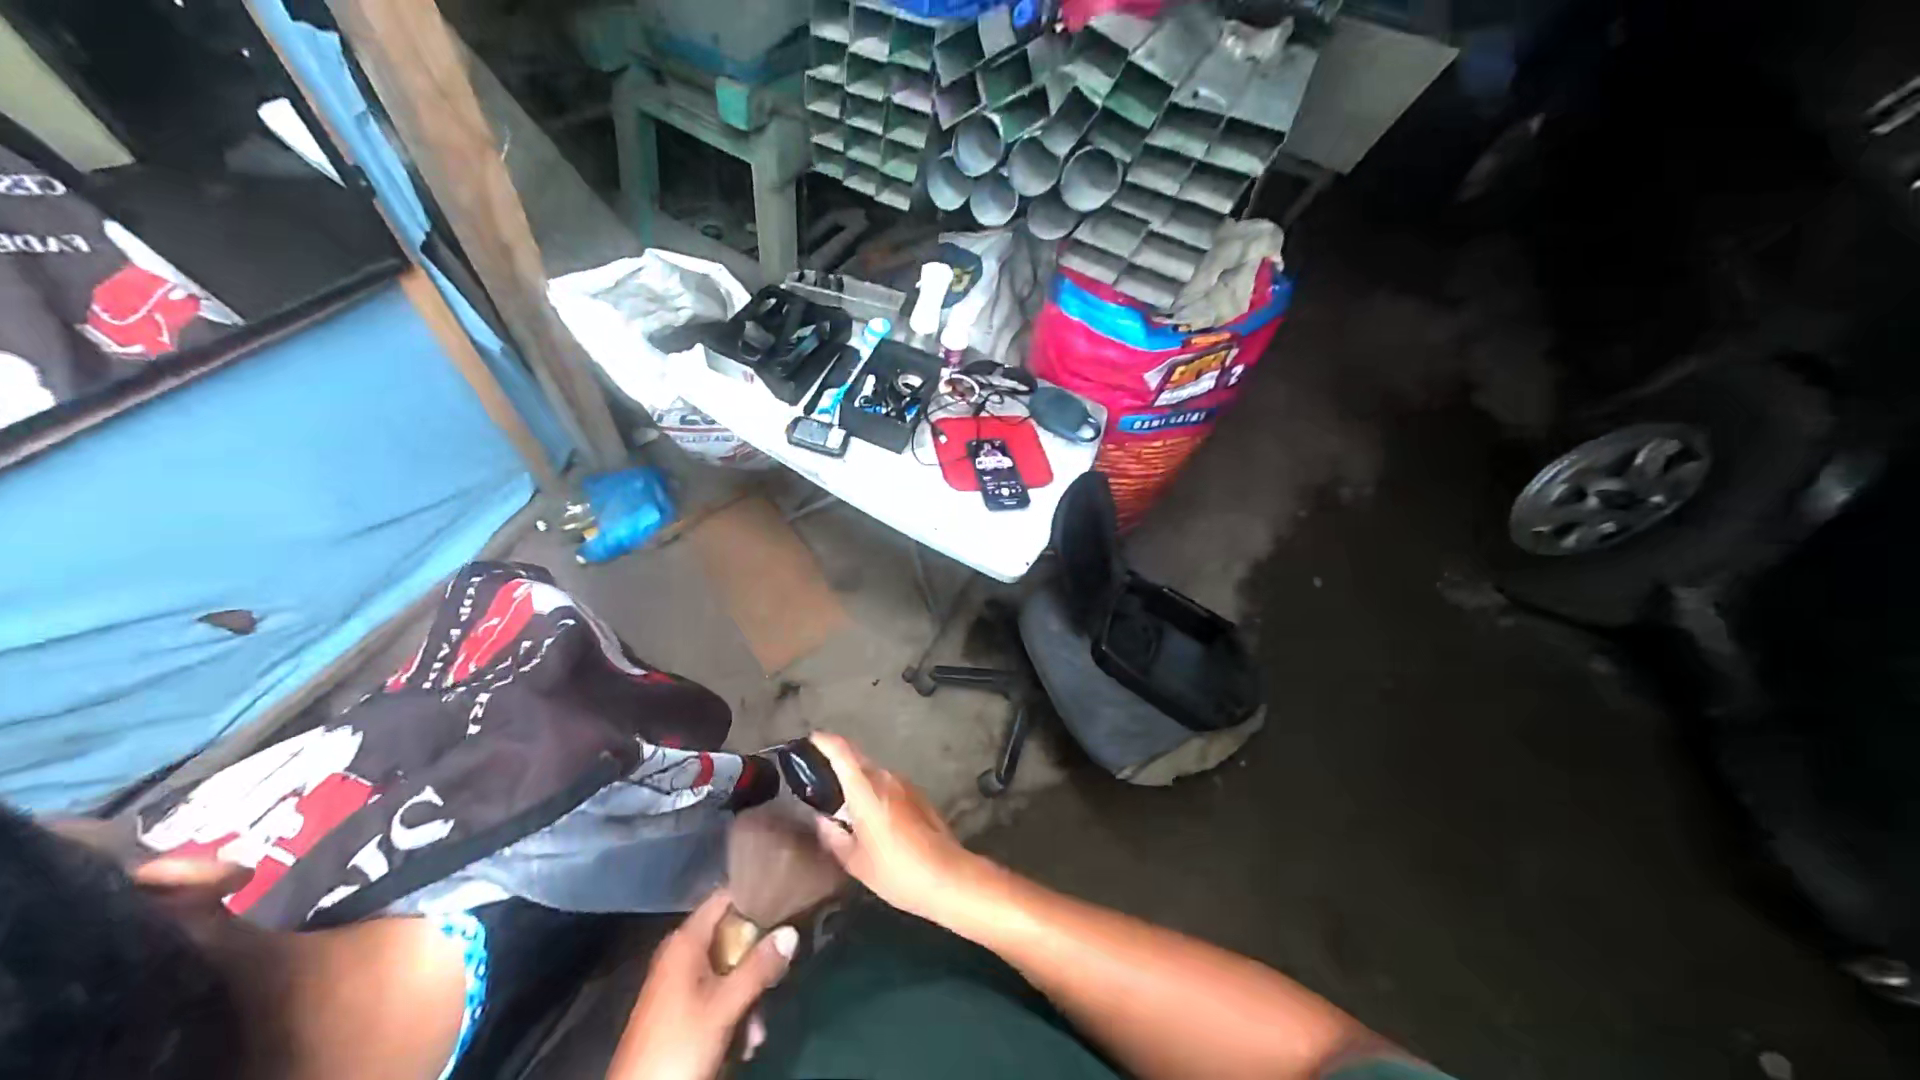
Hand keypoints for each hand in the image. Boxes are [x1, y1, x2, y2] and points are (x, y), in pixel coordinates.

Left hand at [607, 890, 795, 1079]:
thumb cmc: (679, 1045)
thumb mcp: (725, 1006)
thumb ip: (759, 967)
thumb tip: (791, 931)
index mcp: (685, 942)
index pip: (723, 899)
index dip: (753, 898)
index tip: (784, 906)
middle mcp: (679, 955)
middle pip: (729, 938)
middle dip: (756, 961)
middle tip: (779, 977)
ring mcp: (676, 984)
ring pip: (725, 972)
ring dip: (748, 997)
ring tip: (757, 1033)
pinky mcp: (676, 1012)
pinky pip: (714, 996)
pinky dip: (732, 1013)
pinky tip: (744, 1044)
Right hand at [807, 732, 991, 926]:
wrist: (948, 876)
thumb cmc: (896, 870)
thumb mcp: (855, 861)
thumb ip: (833, 836)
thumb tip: (822, 820)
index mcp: (866, 789)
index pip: (842, 752)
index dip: (824, 741)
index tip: (812, 739)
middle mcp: (886, 778)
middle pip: (858, 759)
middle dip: (838, 761)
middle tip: (820, 777)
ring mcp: (906, 785)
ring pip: (875, 773)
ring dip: (859, 780)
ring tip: (845, 803)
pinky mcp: (920, 795)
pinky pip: (890, 785)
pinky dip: (876, 791)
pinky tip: (873, 816)